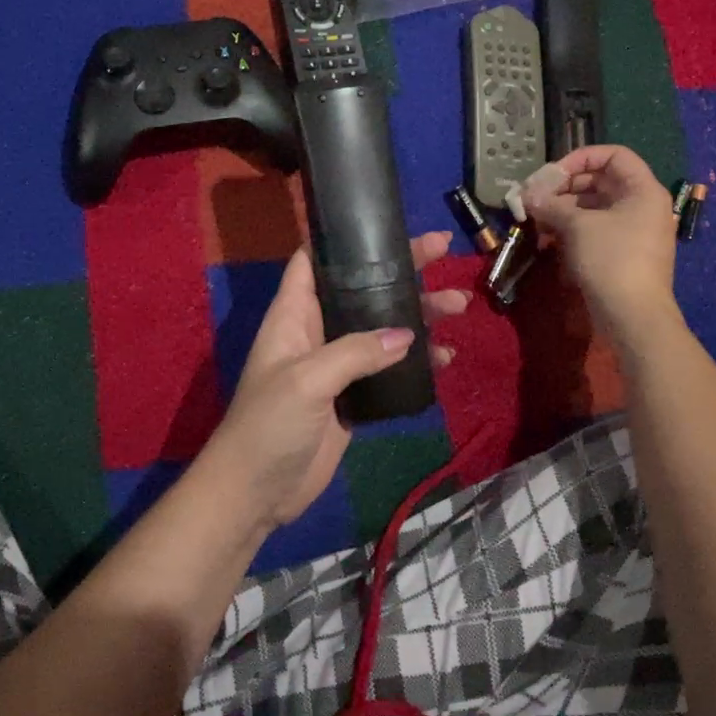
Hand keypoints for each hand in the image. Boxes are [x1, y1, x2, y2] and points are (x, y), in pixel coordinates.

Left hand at [200, 232, 468, 529]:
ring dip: (417, 316)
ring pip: (381, 330)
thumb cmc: (269, 425)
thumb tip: (406, 334)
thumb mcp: (307, 380)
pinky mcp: (350, 400)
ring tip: (458, 306)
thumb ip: (355, 352)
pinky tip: (445, 358)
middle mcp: (315, 333)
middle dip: (400, 271)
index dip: (344, 241)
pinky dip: (415, 362)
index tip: (384, 223)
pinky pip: (388, 372)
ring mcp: (335, 367)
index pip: (313, 262)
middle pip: (360, 291)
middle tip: (442, 252)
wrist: (257, 492)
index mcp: (293, 316)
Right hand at [520, 145, 679, 333]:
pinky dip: (571, 229)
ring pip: (593, 207)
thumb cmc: (611, 259)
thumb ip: (551, 204)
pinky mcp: (621, 253)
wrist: (632, 316)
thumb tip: (527, 195)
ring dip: (562, 209)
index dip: (580, 158)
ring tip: (535, 219)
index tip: (551, 174)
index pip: (613, 155)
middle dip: (563, 187)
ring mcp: (632, 231)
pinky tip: (547, 238)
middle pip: (600, 181)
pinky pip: (594, 229)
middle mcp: (642, 206)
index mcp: (643, 190)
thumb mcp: (577, 225)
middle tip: (534, 197)